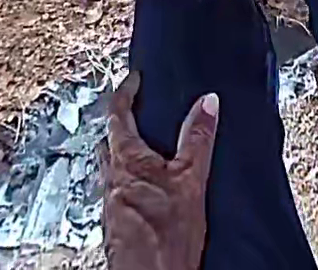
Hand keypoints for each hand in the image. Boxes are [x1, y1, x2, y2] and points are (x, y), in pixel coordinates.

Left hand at [103, 71, 219, 269]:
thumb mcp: (191, 180)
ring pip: (112, 167)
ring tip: (148, 149)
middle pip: (109, 141)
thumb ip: (198, 138)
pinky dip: (130, 179)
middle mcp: (112, 180)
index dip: (126, 91)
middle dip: (122, 123)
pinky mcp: (116, 227)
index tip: (135, 79)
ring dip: (125, 153)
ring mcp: (111, 205)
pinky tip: (149, 188)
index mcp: (126, 161)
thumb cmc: (165, 238)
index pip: (117, 113)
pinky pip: (119, 190)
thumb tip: (208, 102)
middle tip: (139, 111)